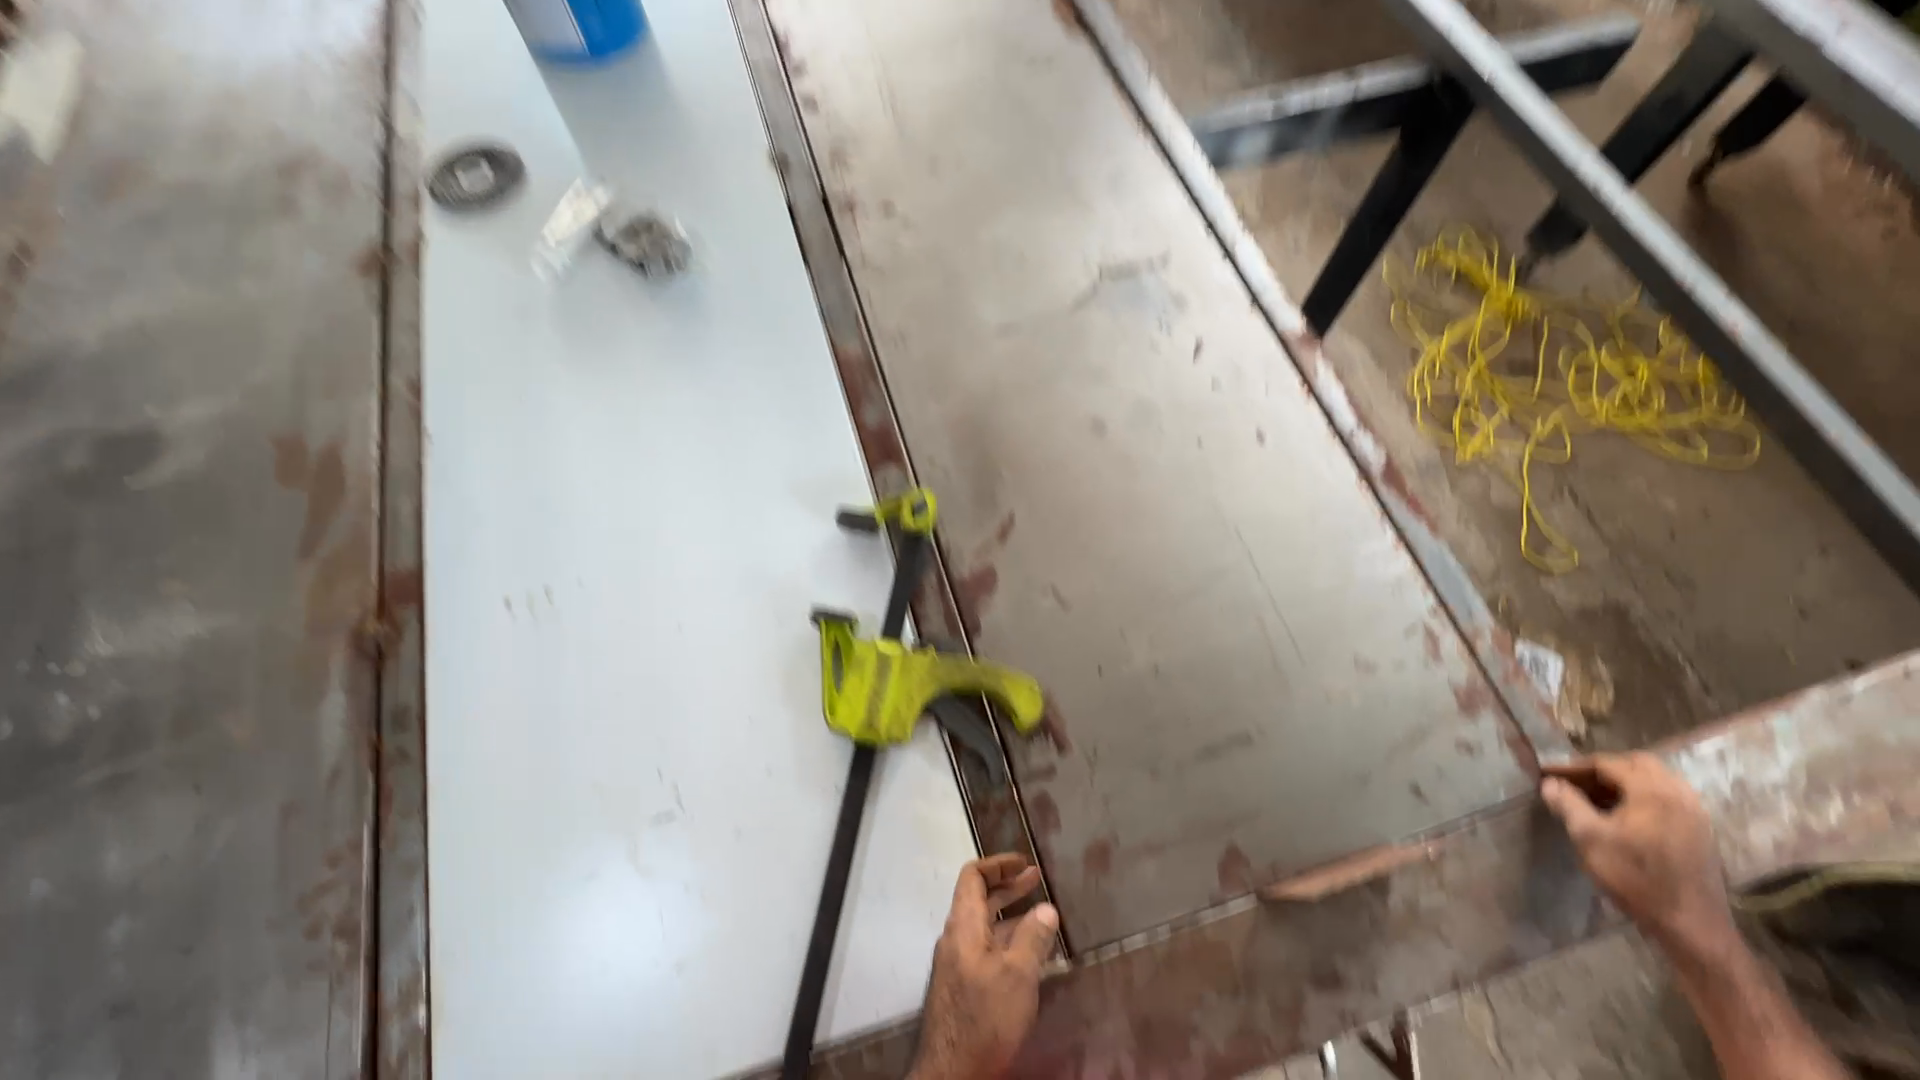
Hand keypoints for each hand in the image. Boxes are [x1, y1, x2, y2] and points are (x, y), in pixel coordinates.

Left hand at [910, 854, 1059, 1079]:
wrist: (953, 1071)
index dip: (998, 864)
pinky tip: (1030, 953)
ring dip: (1010, 914)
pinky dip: (1007, 939)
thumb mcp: (1018, 975)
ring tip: (1041, 913)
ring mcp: (957, 963)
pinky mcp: (963, 986)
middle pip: (978, 899)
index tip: (1024, 862)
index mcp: (963, 926)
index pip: (972, 877)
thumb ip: (1033, 938)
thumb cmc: (986, 1017)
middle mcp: (956, 938)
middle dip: (1008, 886)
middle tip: (1037, 879)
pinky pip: (985, 948)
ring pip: (984, 926)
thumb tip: (1047, 908)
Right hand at [1540, 753, 1733, 953]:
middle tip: (1577, 783)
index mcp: (1652, 791)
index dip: (1575, 766)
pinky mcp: (1700, 829)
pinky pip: (1669, 796)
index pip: (1608, 763)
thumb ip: (1568, 805)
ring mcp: (1694, 812)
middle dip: (1605, 768)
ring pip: (1657, 779)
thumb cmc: (1635, 877)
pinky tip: (1628, 815)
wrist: (1689, 922)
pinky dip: (1644, 795)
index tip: (1551, 775)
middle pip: (1638, 764)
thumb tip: (1549, 783)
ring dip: (1626, 781)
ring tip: (1599, 797)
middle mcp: (1678, 793)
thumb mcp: (1590, 839)